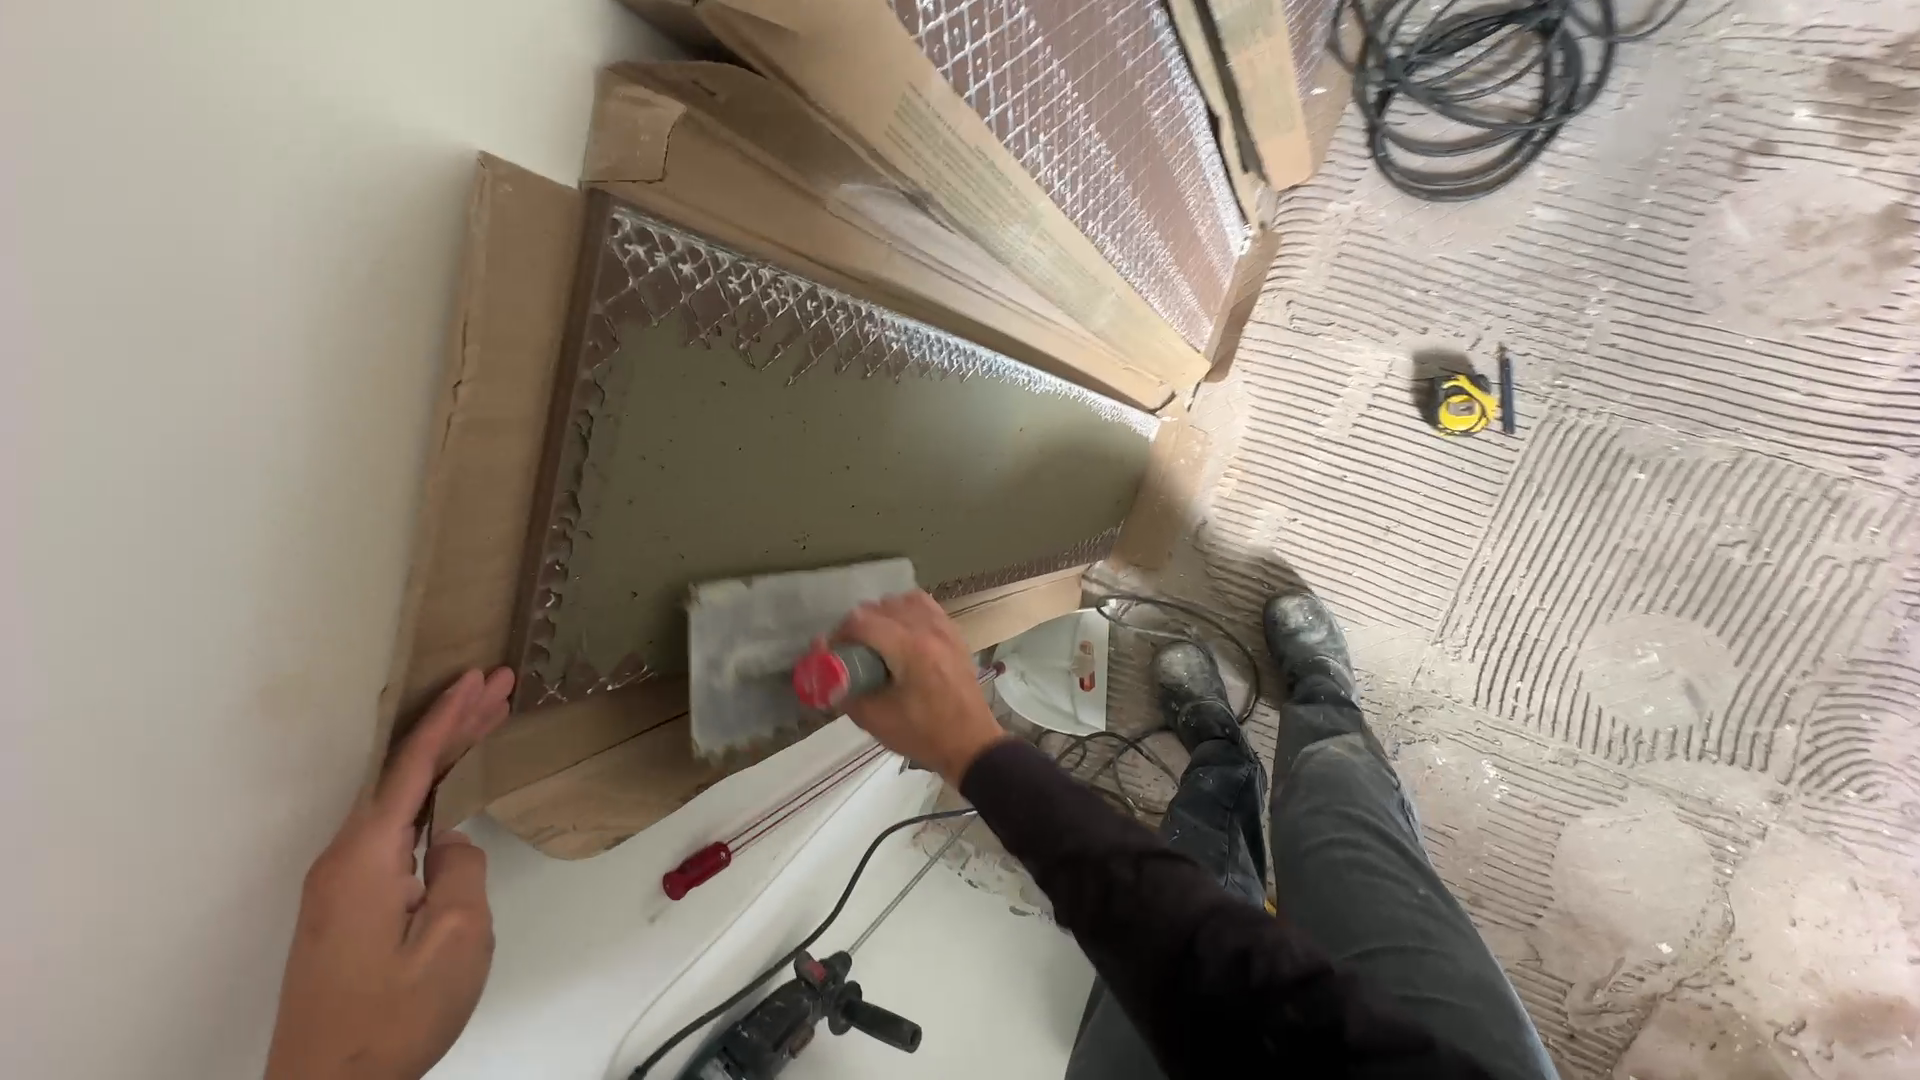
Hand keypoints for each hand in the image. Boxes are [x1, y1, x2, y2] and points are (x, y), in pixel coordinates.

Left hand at [265, 667, 513, 1079]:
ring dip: (442, 756)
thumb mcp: (456, 938)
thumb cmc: (396, 1014)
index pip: (411, 768)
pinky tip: (449, 787)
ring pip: (398, 798)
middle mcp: (345, 860)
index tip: (479, 678)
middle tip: (499, 684)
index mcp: (367, 859)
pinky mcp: (347, 904)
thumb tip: (452, 841)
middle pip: (403, 774)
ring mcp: (341, 883)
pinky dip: (428, 793)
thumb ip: (463, 871)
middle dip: (453, 724)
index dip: (448, 718)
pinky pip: (393, 826)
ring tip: (486, 720)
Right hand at [836, 591, 1006, 785]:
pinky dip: (907, 612)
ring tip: (877, 642)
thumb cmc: (922, 735)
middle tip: (852, 652)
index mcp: (910, 649)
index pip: (862, 621)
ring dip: (883, 615)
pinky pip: (925, 606)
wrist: (971, 744)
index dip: (840, 634)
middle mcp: (929, 629)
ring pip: (903, 601)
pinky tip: (901, 635)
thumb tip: (820, 665)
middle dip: (859, 626)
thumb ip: (842, 689)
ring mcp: (945, 628)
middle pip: (881, 607)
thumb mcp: (873, 720)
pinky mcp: (955, 634)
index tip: (833, 653)